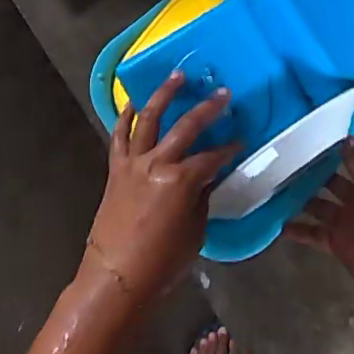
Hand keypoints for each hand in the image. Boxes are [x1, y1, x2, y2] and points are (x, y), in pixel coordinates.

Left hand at [84, 71, 238, 301]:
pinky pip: (119, 134)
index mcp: (181, 181)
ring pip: (149, 117)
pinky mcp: (115, 167)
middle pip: (186, 127)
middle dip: (207, 108)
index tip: (239, 141)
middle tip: (223, 93)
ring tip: (177, 75)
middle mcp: (157, 162)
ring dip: (164, 94)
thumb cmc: (161, 263)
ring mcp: (133, 161)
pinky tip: (133, 101)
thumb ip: (201, 198)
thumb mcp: (194, 232)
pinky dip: (125, 116)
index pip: (211, 157)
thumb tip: (206, 179)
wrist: (114, 278)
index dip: (228, 149)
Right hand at [286, 139, 353, 298]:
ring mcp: (344, 221)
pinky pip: (312, 232)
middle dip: (312, 172)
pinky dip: (297, 229)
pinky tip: (278, 222)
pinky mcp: (335, 242)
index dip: (339, 149)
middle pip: (331, 181)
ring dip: (301, 198)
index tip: (317, 133)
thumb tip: (347, 135)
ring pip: (318, 205)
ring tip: (274, 185)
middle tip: (285, 158)